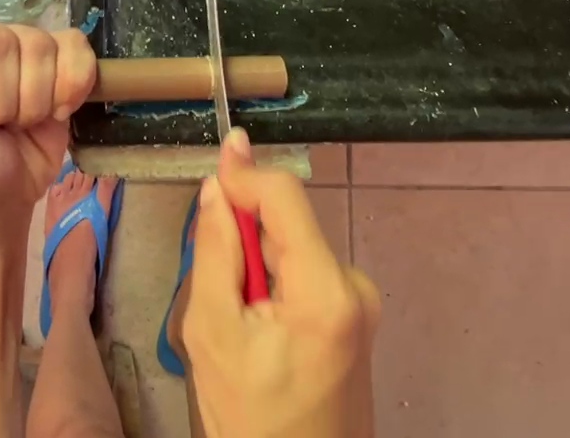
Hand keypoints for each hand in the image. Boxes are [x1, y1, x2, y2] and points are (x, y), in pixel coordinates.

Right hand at [184, 131, 380, 437]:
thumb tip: (217, 185)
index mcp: (326, 289)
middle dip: (242, 230)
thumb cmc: (250, 418)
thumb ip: (214, 250)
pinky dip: (272, 281)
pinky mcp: (354, 316)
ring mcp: (360, 302)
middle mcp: (355, 285)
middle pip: (287, 220)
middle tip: (209, 272)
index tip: (213, 159)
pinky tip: (255, 324)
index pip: (285, 195)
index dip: (244, 173)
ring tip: (232, 314)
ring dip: (254, 260)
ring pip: (290, 246)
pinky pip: (302, 271)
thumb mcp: (212, 332)